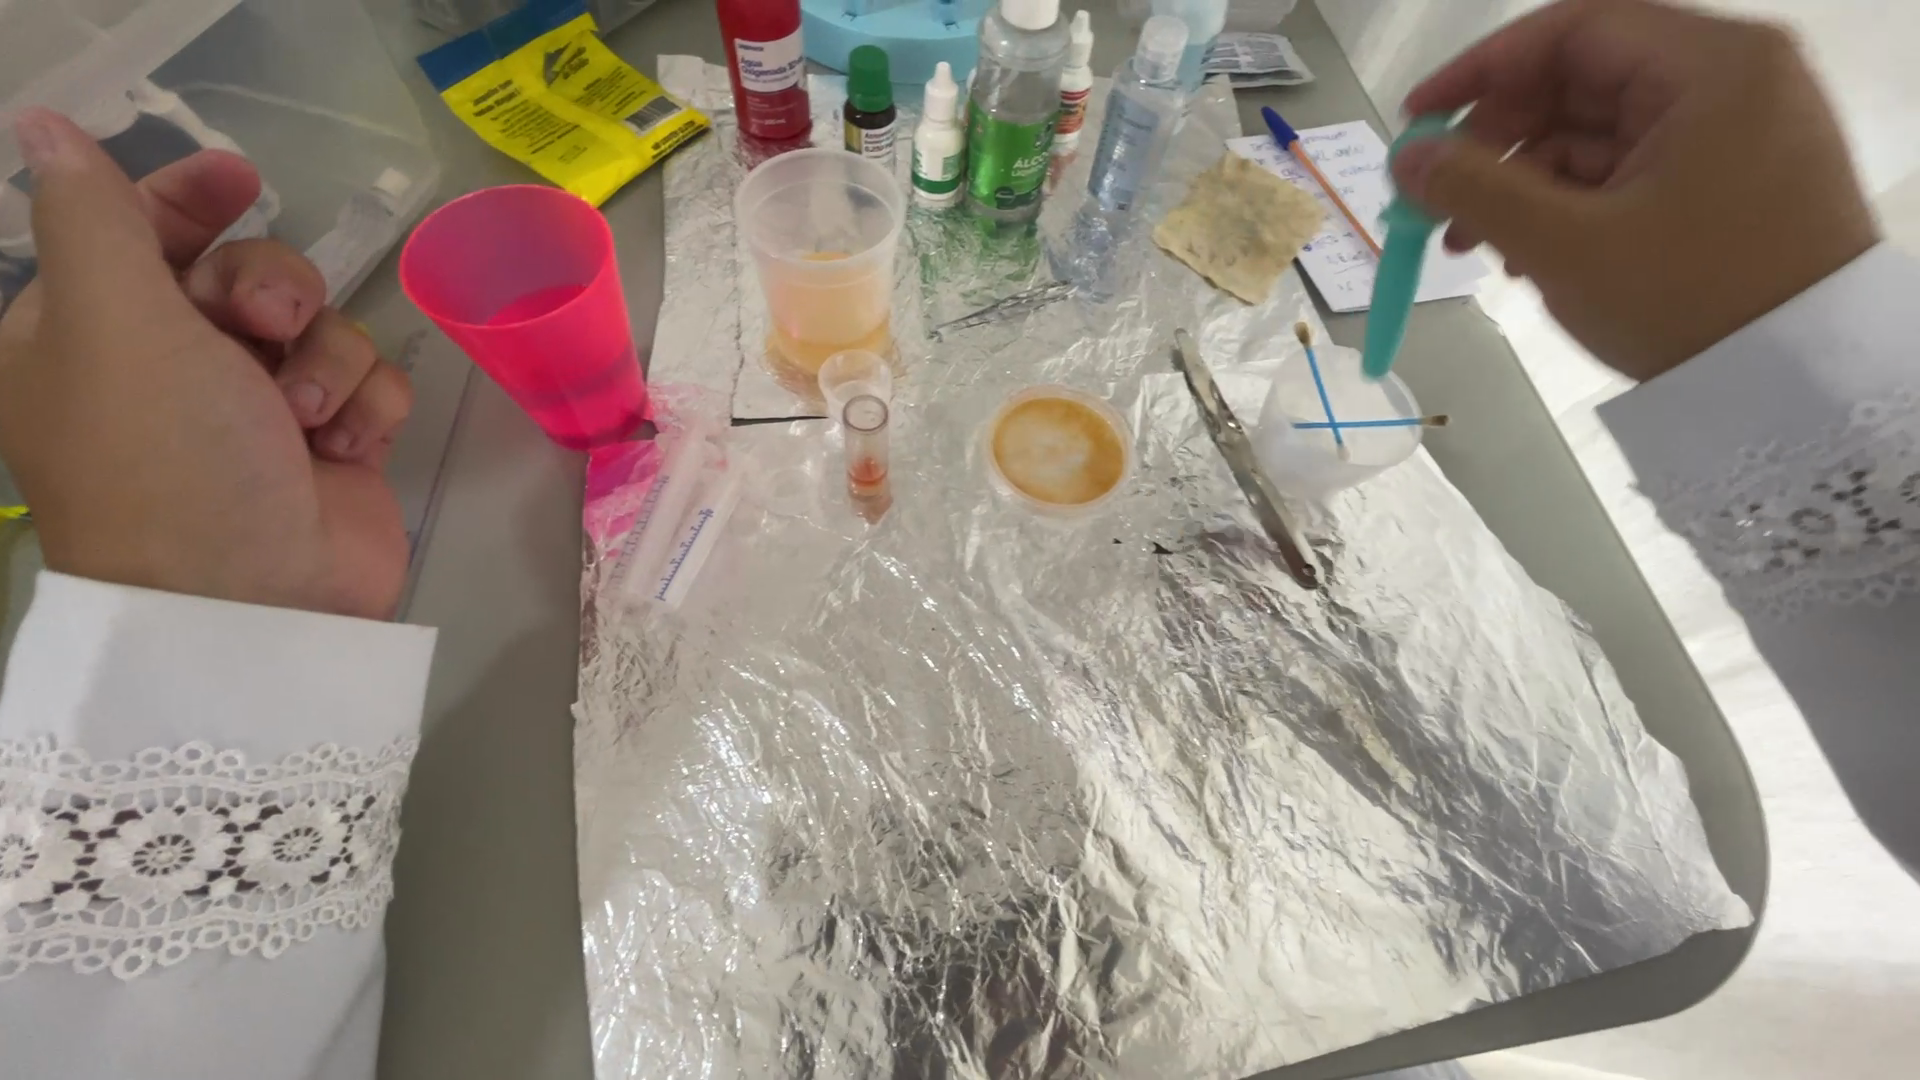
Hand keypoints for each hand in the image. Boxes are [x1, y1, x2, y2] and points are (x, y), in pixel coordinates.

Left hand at [0, 110, 412, 618]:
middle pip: (259, 276)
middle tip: (265, 327)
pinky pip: (379, 387)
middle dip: (276, 292)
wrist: (262, 590)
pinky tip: (349, 447)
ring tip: (307, 418)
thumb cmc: (172, 456)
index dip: (189, 197)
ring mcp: (274, 406)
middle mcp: (189, 362)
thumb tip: (45, 125)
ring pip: (332, 331)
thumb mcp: (117, 324)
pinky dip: (370, 408)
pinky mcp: (346, 440)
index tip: (243, 176)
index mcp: (102, 329)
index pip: (142, 232)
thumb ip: (98, 220)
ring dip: (328, 364)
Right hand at [1391, 0, 1880, 380]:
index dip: (1479, 70)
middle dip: (1490, 141)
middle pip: (1574, 83)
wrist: (1790, 374)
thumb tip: (1403, 159)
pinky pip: (1609, 172)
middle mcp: (1722, 80)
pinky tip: (1519, 254)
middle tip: (1432, 200)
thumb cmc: (1682, 296)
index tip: (1412, 124)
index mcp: (1707, 67)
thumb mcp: (1562, 244)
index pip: (1571, 31)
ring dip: (1512, 183)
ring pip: (1584, 134)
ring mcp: (1719, 132)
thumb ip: (1473, 190)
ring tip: (1468, 246)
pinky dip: (1552, 205)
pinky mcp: (1709, 179)